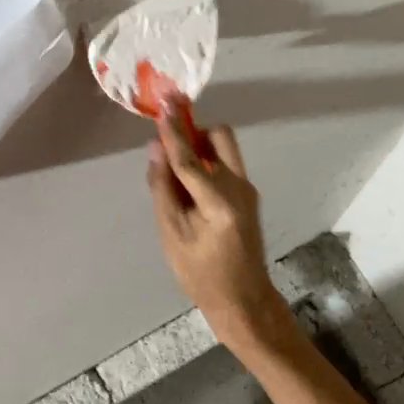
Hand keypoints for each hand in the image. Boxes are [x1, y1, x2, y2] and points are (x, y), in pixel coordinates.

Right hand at [146, 116, 287, 344]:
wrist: (243, 300)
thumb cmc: (201, 274)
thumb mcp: (172, 235)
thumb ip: (162, 188)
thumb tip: (156, 147)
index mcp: (219, 201)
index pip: (190, 157)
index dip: (172, 130)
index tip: (162, 104)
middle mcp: (239, 186)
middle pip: (219, 136)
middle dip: (194, 131)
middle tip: (171, 144)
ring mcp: (248, 189)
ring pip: (224, 148)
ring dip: (201, 146)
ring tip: (176, 169)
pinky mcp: (248, 194)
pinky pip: (226, 164)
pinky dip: (207, 162)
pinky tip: (189, 185)